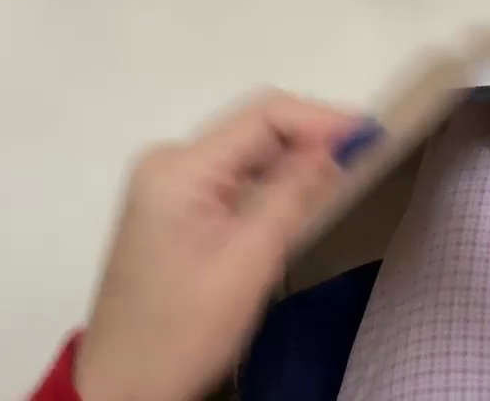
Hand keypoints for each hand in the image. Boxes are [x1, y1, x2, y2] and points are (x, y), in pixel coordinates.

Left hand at [74, 92, 371, 400]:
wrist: (121, 392)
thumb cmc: (184, 333)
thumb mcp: (249, 262)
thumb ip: (294, 193)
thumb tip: (338, 143)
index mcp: (179, 168)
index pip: (263, 116)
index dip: (320, 118)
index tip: (368, 133)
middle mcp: (171, 159)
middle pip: (256, 127)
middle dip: (312, 134)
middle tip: (365, 149)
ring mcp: (170, 178)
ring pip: (249, 147)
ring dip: (296, 154)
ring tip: (345, 164)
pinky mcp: (176, 198)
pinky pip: (236, 170)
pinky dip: (274, 175)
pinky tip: (304, 187)